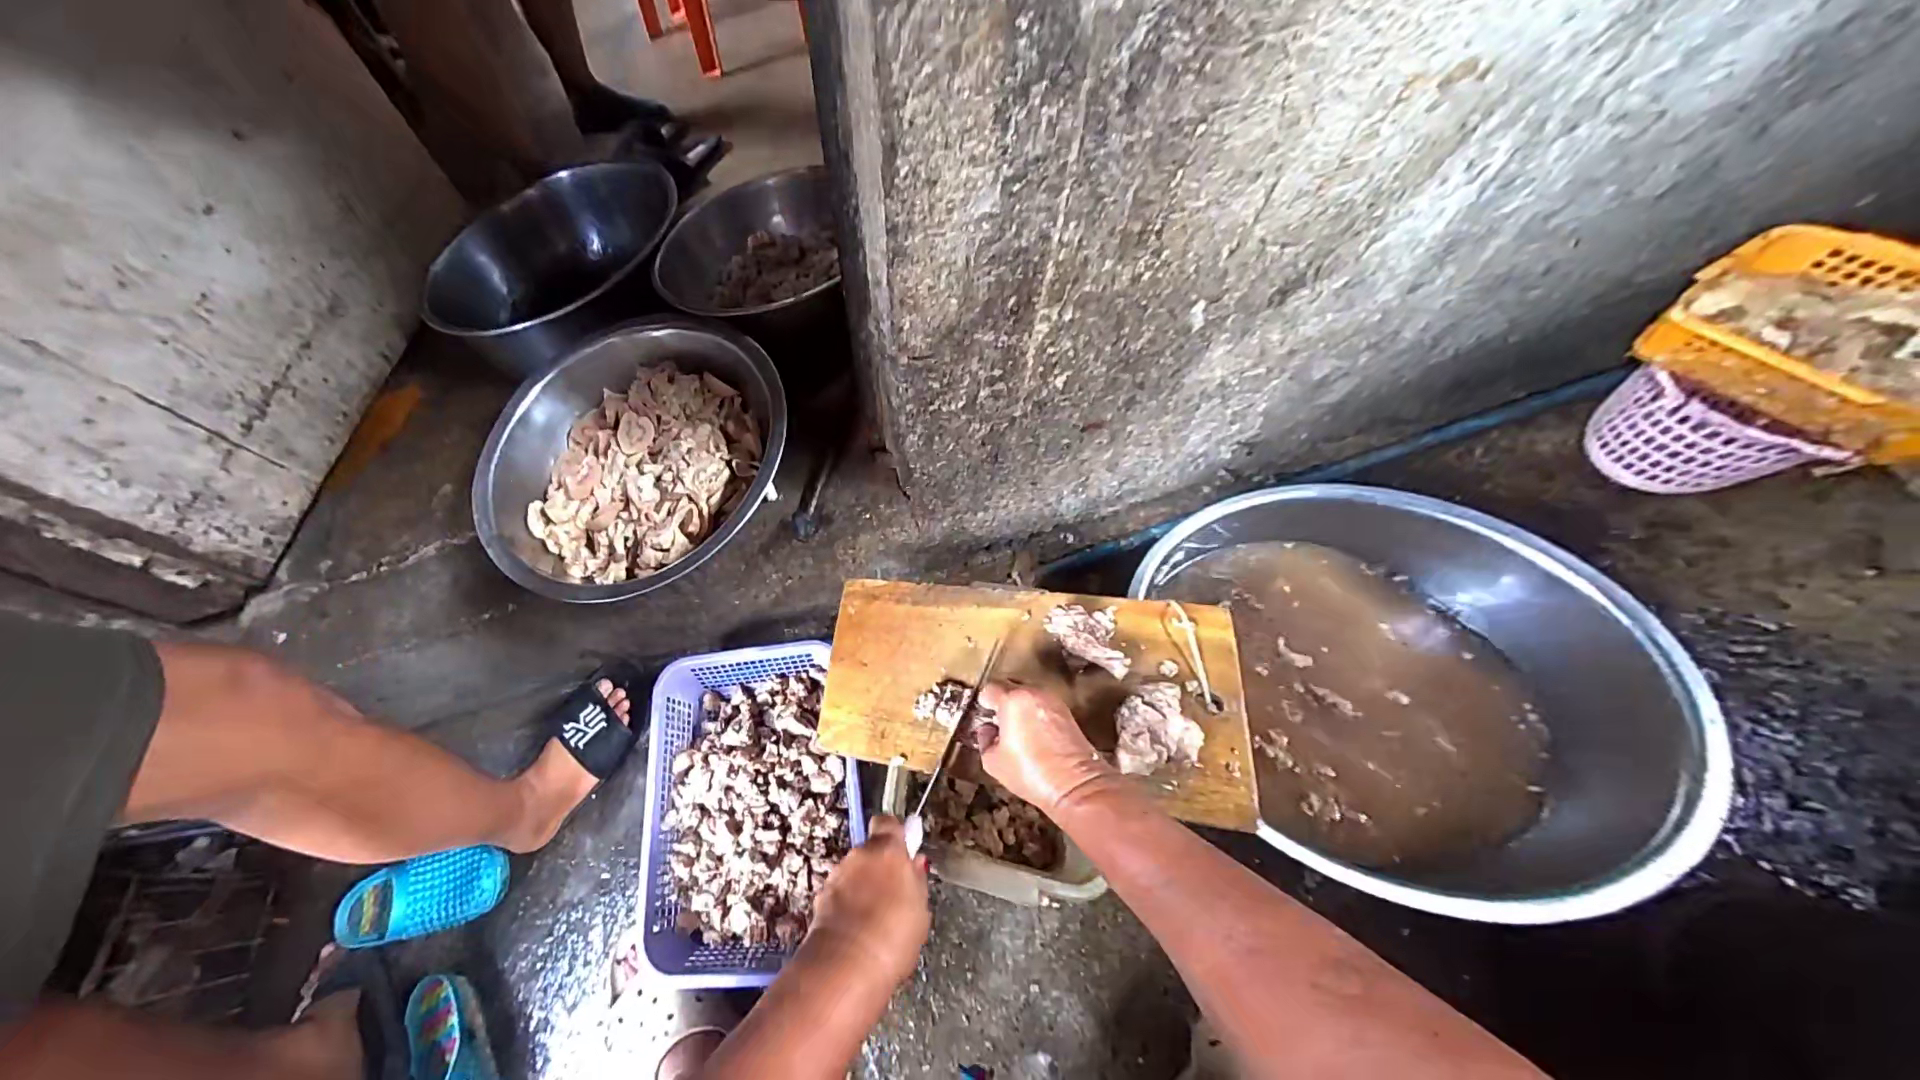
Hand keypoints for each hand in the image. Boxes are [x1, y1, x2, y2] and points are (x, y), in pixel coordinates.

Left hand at [804, 816, 929, 985]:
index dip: (895, 834)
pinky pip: (839, 895)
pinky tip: (856, 931)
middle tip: (893, 895)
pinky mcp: (820, 899)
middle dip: (879, 868)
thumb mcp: (920, 910)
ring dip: (861, 888)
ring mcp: (836, 876)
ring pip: (853, 874)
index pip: (887, 822)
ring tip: (874, 920)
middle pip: (870, 851)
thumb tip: (915, 862)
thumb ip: (917, 881)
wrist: (846, 967)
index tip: (903, 852)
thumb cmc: (894, 935)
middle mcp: (859, 855)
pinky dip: (846, 906)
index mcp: (887, 850)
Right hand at [973, 683, 1116, 815]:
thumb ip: (985, 739)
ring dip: (1021, 710)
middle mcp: (1034, 693)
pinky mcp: (1067, 713)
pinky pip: (1043, 707)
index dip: (984, 703)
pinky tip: (1035, 737)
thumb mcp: (994, 761)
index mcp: (1012, 700)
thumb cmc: (1032, 773)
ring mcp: (1053, 701)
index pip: (990, 690)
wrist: (1074, 785)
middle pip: (1010, 690)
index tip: (983, 716)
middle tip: (998, 727)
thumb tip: (988, 731)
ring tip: (1018, 734)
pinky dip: (1036, 716)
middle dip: (1003, 705)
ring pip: (1028, 697)